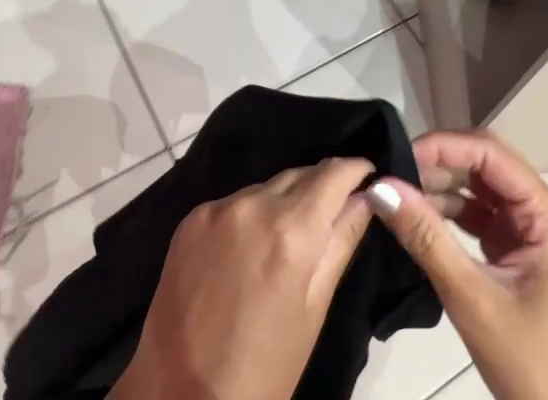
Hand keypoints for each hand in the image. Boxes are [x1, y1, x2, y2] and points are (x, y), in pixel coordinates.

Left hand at [113, 157, 374, 399]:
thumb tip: (366, 198)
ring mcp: (216, 209)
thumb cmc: (263, 365)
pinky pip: (235, 203)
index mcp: (290, 230)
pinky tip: (252, 247)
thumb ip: (341, 242)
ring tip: (291, 237)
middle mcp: (252, 205)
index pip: (334, 173)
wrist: (179, 390)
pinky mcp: (190, 219)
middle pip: (300, 174)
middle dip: (322, 186)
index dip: (356, 169)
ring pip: (266, 187)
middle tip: (336, 212)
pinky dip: (251, 214)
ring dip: (285, 201)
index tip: (368, 176)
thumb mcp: (314, 308)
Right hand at [365, 130, 547, 399]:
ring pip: (480, 189)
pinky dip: (447, 212)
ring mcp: (532, 231)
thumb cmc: (527, 359)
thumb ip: (425, 237)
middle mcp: (544, 212)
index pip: (493, 156)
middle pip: (487, 166)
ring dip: (440, 187)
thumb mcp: (471, 296)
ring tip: (396, 192)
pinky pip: (479, 215)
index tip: (397, 156)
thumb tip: (380, 187)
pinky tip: (415, 215)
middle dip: (439, 164)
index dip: (444, 147)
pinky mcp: (517, 250)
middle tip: (391, 172)